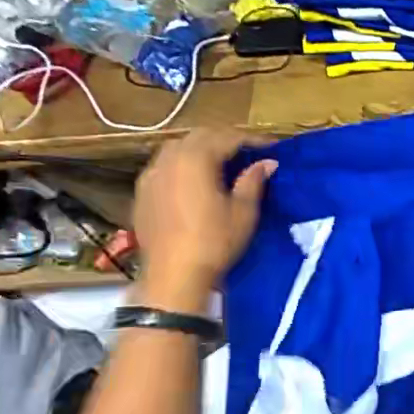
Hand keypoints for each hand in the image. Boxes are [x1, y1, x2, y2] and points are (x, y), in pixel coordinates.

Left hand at [132, 128, 276, 303]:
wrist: (173, 277)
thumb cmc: (214, 242)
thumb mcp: (243, 213)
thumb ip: (253, 182)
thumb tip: (267, 163)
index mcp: (196, 158)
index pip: (228, 137)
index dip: (252, 140)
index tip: (271, 147)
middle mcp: (170, 158)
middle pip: (200, 136)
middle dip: (225, 139)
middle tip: (247, 152)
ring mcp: (152, 174)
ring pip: (178, 147)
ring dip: (201, 148)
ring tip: (220, 162)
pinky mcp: (142, 192)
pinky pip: (164, 165)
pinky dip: (181, 164)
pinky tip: (191, 180)